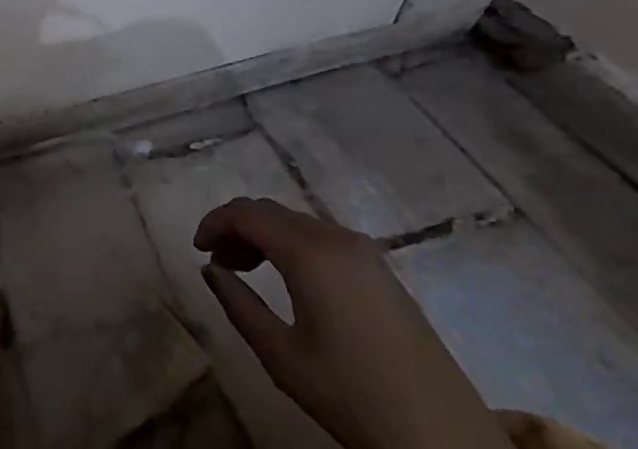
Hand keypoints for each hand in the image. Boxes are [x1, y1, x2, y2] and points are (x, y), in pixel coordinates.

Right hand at [193, 197, 511, 448]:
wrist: (442, 437)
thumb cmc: (352, 395)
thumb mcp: (281, 356)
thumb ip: (238, 305)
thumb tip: (211, 269)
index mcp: (311, 253)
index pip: (248, 212)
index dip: (215, 221)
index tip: (196, 248)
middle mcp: (338, 237)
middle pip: (272, 211)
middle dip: (237, 227)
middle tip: (217, 262)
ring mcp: (365, 251)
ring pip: (297, 222)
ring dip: (264, 235)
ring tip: (245, 270)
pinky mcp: (380, 269)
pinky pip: (322, 237)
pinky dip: (292, 245)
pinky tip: (287, 278)